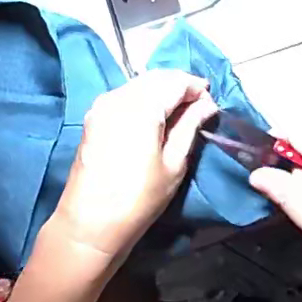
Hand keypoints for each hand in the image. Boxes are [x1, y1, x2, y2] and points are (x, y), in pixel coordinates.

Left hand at [13, 73, 216, 301]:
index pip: (175, 81)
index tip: (211, 101)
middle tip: (199, 105)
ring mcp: (102, 105)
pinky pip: (125, 95)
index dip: (196, 87)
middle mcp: (119, 97)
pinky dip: (144, 97)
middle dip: (179, 86)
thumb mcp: (173, 164)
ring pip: (139, 84)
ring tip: (179, 112)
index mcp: (142, 107)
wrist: (89, 224)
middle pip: (156, 78)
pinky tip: (155, 116)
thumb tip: (206, 104)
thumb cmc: (138, 199)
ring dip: (161, 90)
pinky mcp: (93, 116)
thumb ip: (190, 126)